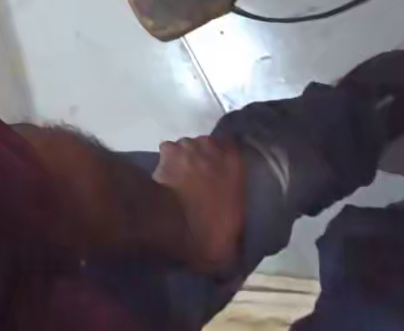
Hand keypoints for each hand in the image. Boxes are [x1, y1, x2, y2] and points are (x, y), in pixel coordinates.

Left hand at [153, 136, 245, 275]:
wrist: (174, 226)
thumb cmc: (209, 234)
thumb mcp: (232, 244)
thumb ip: (236, 238)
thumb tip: (237, 257)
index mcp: (235, 165)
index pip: (234, 147)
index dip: (227, 158)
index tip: (223, 172)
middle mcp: (213, 147)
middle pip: (210, 145)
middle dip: (206, 158)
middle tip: (201, 178)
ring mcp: (188, 145)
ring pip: (189, 146)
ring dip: (187, 158)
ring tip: (181, 179)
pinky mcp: (167, 150)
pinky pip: (169, 151)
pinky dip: (167, 161)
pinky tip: (165, 176)